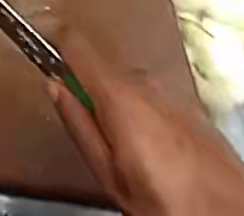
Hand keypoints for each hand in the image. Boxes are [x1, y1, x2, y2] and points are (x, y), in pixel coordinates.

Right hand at [47, 29, 243, 215]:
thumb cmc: (165, 208)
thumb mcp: (110, 177)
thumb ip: (79, 126)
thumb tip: (55, 86)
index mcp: (117, 93)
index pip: (75, 43)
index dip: (57, 47)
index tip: (47, 58)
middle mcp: (145, 81)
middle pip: (104, 71)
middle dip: (94, 94)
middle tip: (99, 140)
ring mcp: (174, 92)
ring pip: (132, 87)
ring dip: (124, 108)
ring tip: (135, 157)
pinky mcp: (196, 109)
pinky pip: (158, 102)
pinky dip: (151, 118)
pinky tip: (164, 158)